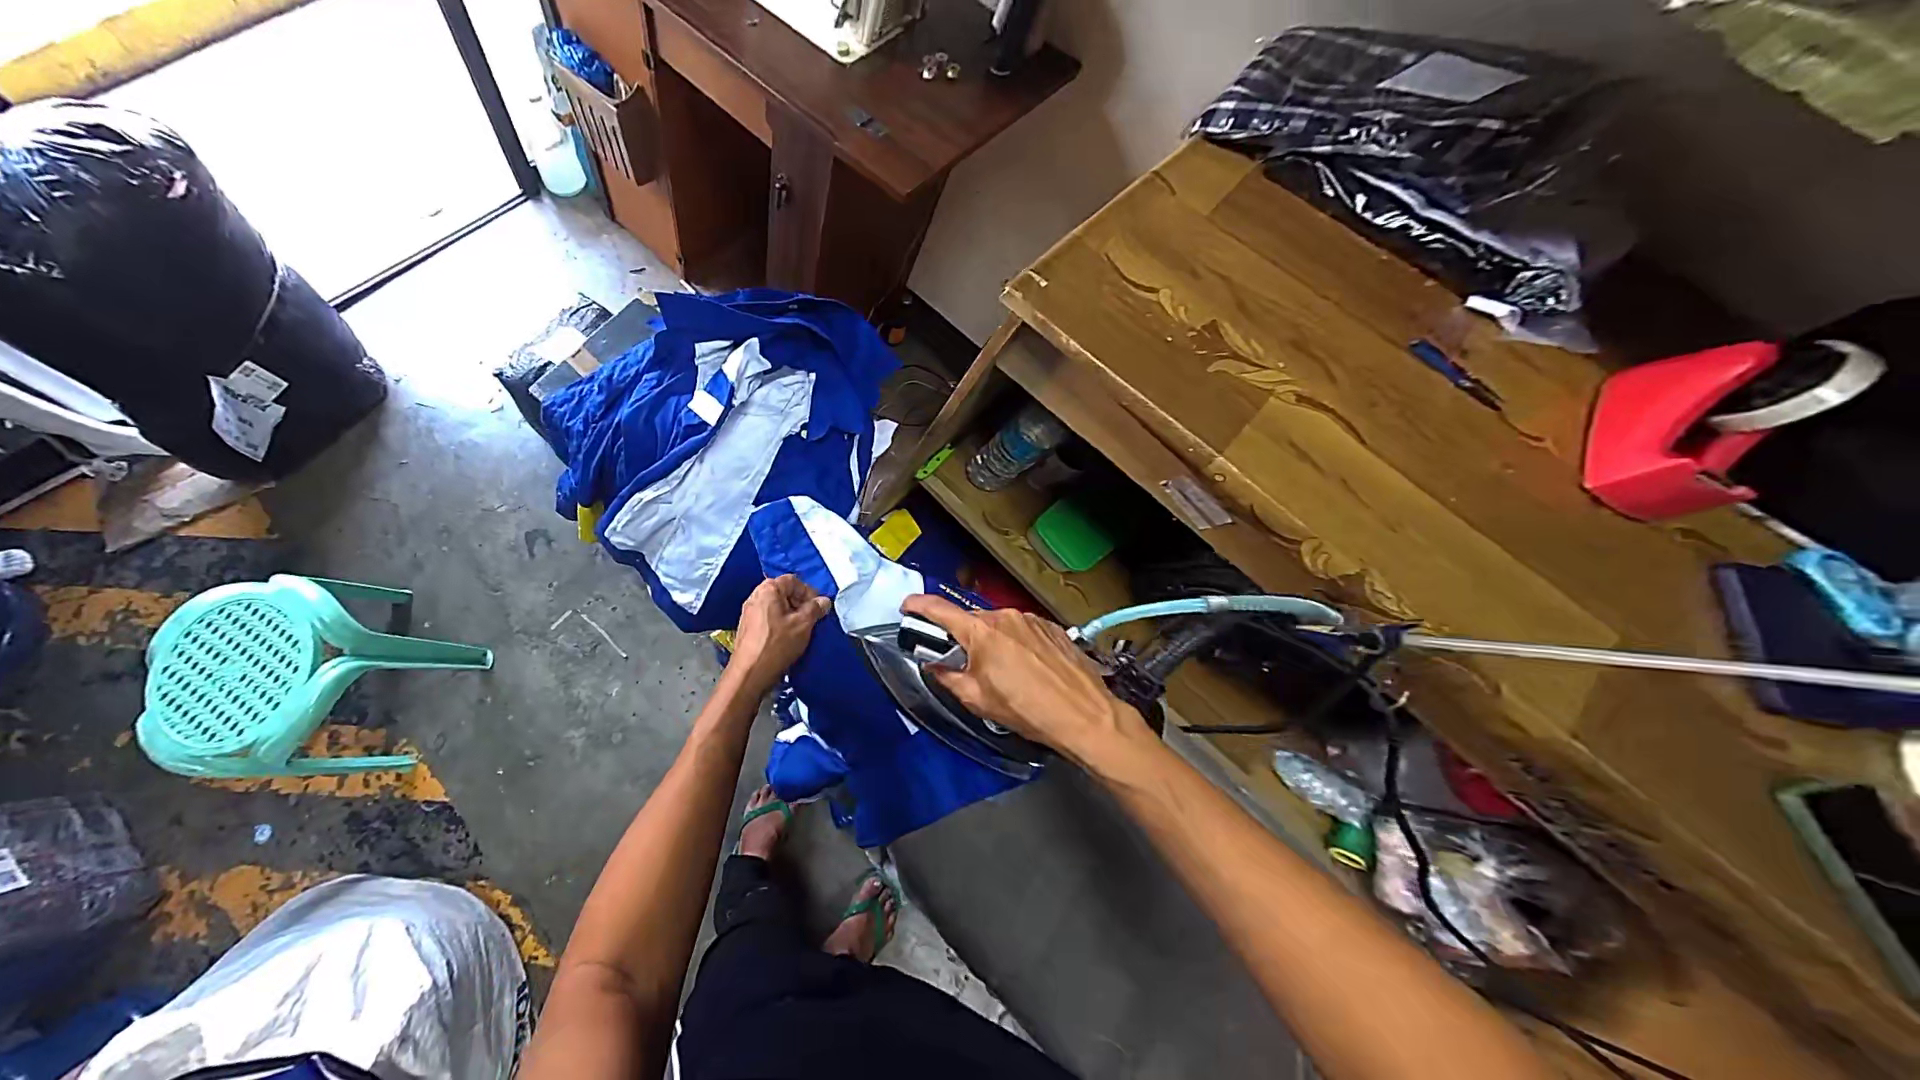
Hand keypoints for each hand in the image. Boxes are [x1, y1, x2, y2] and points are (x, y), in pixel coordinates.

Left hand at [730, 575, 831, 695]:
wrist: (750, 673)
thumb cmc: (777, 645)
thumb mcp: (803, 624)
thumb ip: (815, 609)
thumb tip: (823, 601)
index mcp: (767, 590)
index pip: (792, 580)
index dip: (809, 591)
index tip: (818, 607)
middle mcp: (755, 597)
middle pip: (783, 592)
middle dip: (800, 603)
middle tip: (813, 618)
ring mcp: (749, 613)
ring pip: (777, 607)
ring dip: (792, 615)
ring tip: (803, 630)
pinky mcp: (747, 628)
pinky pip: (769, 618)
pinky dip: (781, 624)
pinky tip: (789, 638)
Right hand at [899, 594, 1152, 770]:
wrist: (1084, 715)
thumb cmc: (1031, 711)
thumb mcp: (978, 700)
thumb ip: (948, 678)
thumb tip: (936, 667)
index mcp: (982, 633)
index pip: (940, 609)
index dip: (918, 606)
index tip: (908, 607)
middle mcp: (1006, 617)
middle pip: (971, 621)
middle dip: (963, 639)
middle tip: (964, 666)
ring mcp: (1031, 620)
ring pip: (999, 626)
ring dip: (993, 643)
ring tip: (1004, 675)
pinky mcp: (1051, 627)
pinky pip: (1023, 630)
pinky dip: (1017, 645)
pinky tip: (1027, 670)